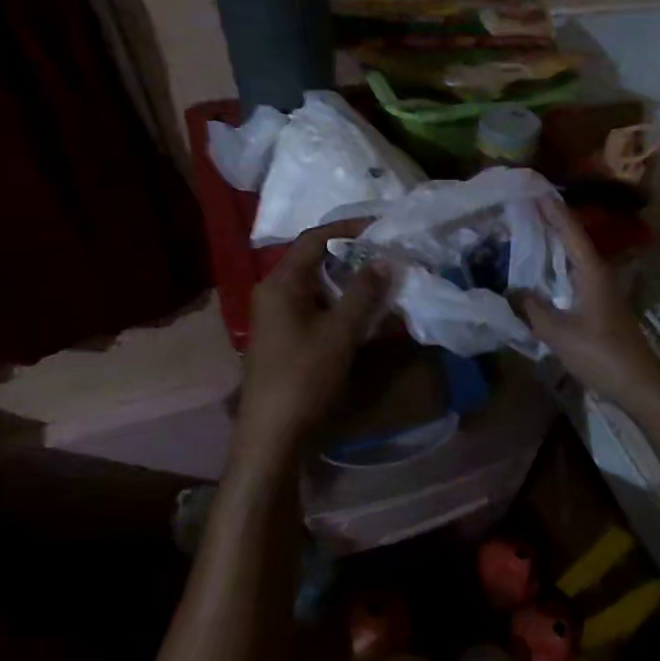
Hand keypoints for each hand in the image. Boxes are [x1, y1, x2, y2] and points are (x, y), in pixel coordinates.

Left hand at [237, 221, 387, 454]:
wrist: (272, 431)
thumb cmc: (304, 376)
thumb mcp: (339, 332)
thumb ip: (363, 293)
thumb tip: (384, 260)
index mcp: (280, 284)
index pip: (313, 239)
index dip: (348, 229)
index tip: (381, 229)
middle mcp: (272, 294)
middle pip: (314, 263)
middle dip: (352, 260)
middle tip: (387, 261)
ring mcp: (275, 319)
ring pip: (316, 290)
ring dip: (348, 287)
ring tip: (382, 288)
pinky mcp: (282, 340)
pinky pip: (313, 312)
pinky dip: (338, 309)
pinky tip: (362, 319)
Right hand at [515, 200, 659, 409]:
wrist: (636, 382)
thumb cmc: (599, 353)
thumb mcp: (558, 332)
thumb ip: (532, 309)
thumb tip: (511, 290)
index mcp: (592, 271)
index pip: (570, 231)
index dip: (553, 210)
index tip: (534, 190)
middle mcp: (598, 275)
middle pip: (572, 241)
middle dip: (550, 225)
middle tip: (522, 211)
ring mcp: (601, 292)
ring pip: (573, 262)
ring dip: (552, 249)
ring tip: (525, 237)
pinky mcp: (599, 308)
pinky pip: (573, 280)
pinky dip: (555, 272)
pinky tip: (539, 278)